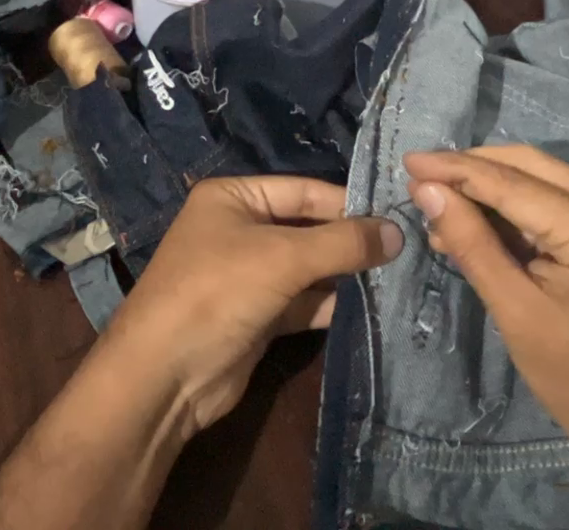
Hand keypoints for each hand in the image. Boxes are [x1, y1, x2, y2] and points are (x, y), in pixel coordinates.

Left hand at [101, 176, 403, 436]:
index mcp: (233, 198)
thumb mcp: (283, 257)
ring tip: (397, 275)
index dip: (348, 202)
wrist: (164, 378)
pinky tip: (370, 306)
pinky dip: (331, 304)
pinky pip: (302, 301)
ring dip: (345, 274)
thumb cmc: (218, 292)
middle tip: (404, 247)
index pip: (303, 190)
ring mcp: (247, 275)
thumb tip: (398, 232)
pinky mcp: (256, 316)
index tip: (396, 215)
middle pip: (307, 228)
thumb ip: (343, 243)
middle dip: (349, 240)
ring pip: (307, 267)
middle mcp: (238, 230)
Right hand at [404, 147, 568, 472]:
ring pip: (539, 177)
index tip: (408, 160)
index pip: (513, 182)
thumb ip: (472, 244)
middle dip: (471, 168)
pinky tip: (472, 222)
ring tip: (436, 205)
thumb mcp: (517, 312)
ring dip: (488, 186)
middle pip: (529, 165)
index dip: (456, 169)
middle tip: (419, 176)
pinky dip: (510, 207)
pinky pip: (552, 200)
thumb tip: (427, 190)